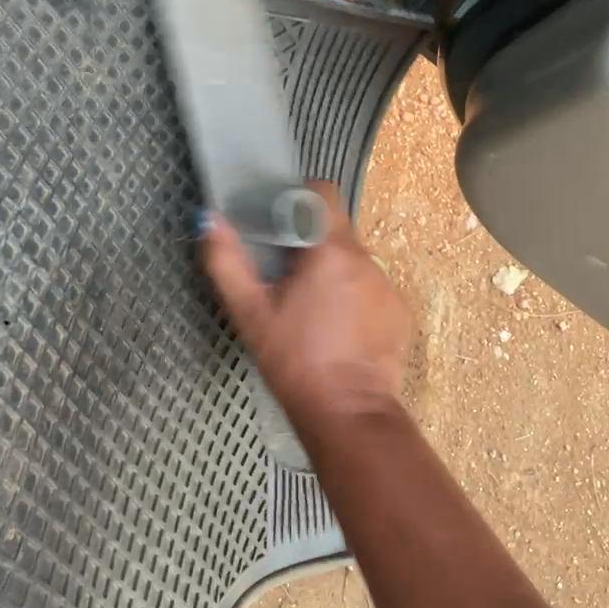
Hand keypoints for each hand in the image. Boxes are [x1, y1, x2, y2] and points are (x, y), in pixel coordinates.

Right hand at [202, 181, 411, 427]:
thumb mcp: (249, 311)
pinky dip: (353, 296)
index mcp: (328, 250)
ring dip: (332, 269)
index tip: (278, 222)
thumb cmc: (294, 359)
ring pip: (353, 258)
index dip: (299, 198)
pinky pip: (371, 286)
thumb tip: (208, 218)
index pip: (322, 193)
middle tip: (285, 272)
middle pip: (336, 227)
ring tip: (311, 305)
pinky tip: (336, 327)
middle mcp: (365, 258)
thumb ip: (226, 260)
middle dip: (310, 241)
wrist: (348, 414)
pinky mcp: (400, 311)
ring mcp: (387, 284)